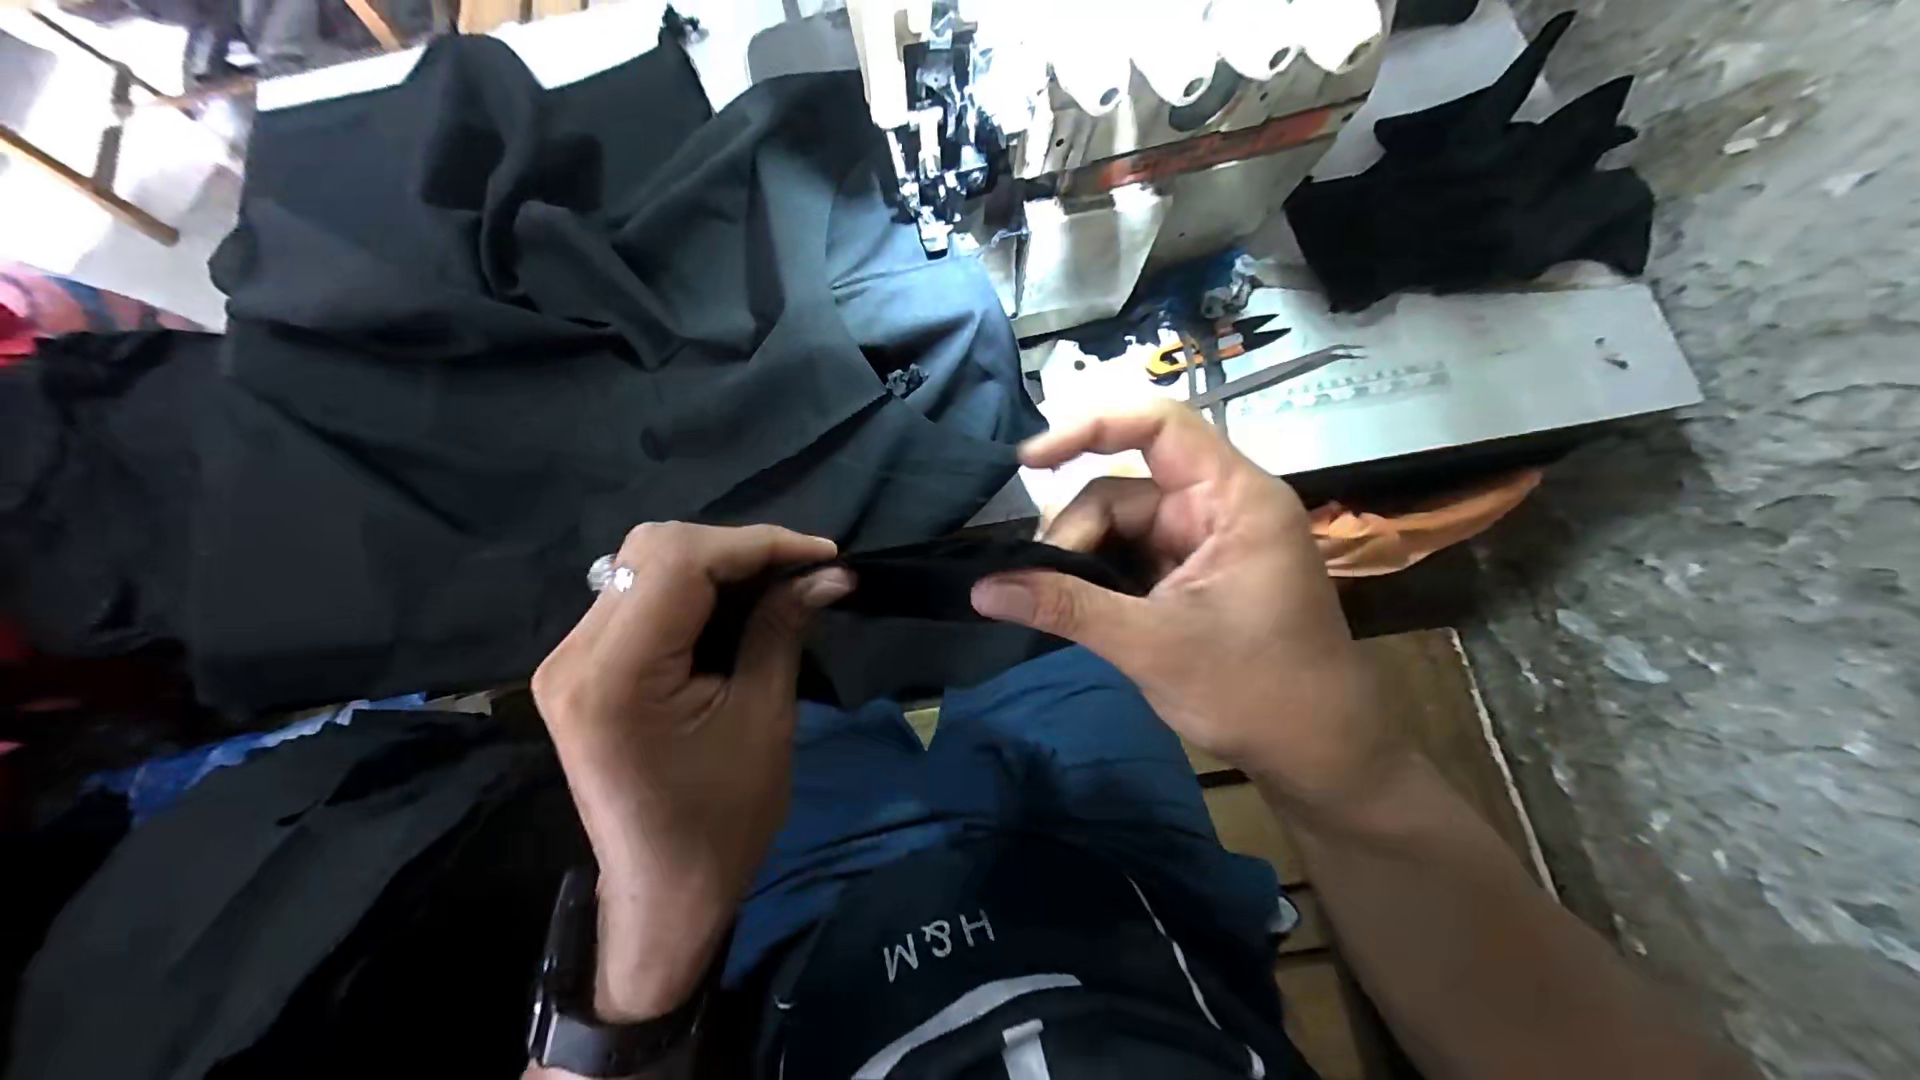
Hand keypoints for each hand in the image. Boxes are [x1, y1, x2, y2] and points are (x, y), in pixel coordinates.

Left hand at [531, 523, 851, 1020]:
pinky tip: (732, 602)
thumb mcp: (765, 717)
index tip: (822, 554)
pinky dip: (692, 586)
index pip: (681, 561)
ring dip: (715, 562)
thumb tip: (830, 572)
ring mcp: (568, 660)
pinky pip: (636, 595)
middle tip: (798, 570)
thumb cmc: (724, 819)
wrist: (665, 893)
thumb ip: (783, 628)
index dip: (758, 544)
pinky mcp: (580, 668)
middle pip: (653, 549)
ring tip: (775, 580)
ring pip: (643, 564)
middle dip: (736, 547)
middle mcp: (575, 655)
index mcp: (616, 675)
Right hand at [970, 402, 1410, 822]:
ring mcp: (1203, 542)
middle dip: (1075, 535)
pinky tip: (1077, 609)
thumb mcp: (1151, 644)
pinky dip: (1098, 580)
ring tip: (1059, 608)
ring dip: (1082, 563)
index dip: (1090, 429)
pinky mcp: (1190, 574)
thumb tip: (981, 589)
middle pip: (1122, 490)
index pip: (1158, 426)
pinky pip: (1129, 558)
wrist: (1320, 756)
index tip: (1029, 462)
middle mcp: (1218, 507)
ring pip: (1118, 528)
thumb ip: (1065, 608)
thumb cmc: (1257, 692)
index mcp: (1233, 499)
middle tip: (1041, 588)